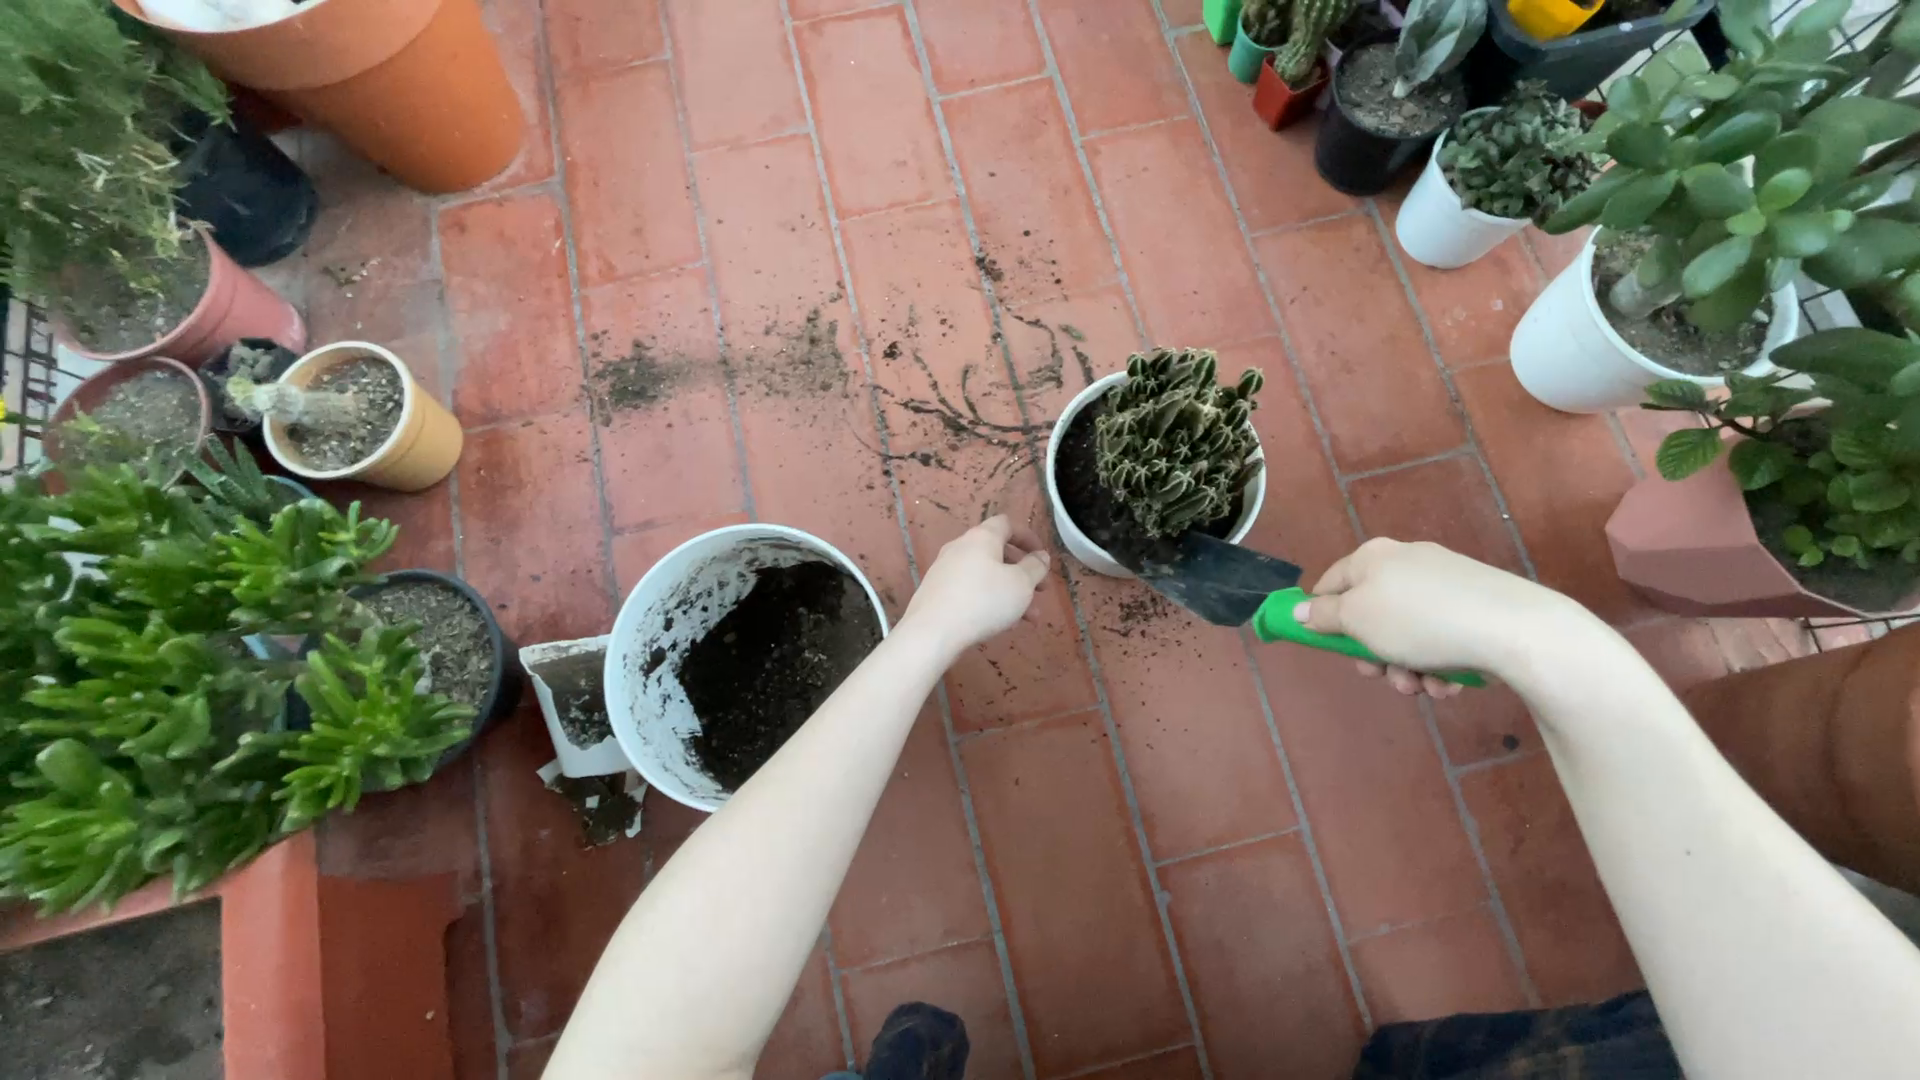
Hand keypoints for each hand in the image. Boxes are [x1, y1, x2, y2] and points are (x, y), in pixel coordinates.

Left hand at [900, 515, 1050, 656]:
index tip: (1041, 557)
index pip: (1007, 524)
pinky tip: (1000, 624)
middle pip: (997, 553)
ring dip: (1009, 592)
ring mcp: (944, 570)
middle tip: (1040, 592)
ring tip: (1027, 618)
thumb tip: (1040, 556)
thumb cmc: (984, 601)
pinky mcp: (936, 592)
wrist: (932, 632)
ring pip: (985, 576)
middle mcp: (960, 548)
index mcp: (981, 538)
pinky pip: (969, 590)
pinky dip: (988, 600)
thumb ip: (1035, 567)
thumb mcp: (1021, 584)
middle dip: (1022, 573)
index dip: (1027, 537)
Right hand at [1299, 538, 1591, 697]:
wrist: (1516, 629)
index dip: (1322, 616)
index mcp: (1372, 557)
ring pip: (1406, 631)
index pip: (1329, 583)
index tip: (1329, 646)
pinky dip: (1438, 662)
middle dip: (1373, 652)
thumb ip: (1322, 615)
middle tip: (1381, 675)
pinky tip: (1450, 682)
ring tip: (1423, 686)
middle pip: (1370, 613)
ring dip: (1406, 665)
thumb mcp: (1356, 620)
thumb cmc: (1419, 621)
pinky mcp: (1478, 604)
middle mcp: (1406, 562)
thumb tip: (1298, 610)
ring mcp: (1445, 582)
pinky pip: (1441, 635)